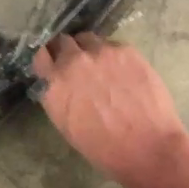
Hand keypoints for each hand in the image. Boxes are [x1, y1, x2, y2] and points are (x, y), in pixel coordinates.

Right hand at [33, 33, 188, 187]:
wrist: (147, 146)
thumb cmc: (104, 148)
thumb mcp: (67, 125)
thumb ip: (58, 96)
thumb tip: (60, 82)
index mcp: (54, 85)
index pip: (40, 55)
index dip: (48, 57)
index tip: (54, 62)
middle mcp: (73, 62)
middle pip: (63, 41)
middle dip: (68, 50)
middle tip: (79, 63)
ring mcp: (100, 52)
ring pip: (88, 39)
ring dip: (90, 49)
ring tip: (102, 65)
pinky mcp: (125, 49)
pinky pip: (112, 45)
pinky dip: (114, 55)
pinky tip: (124, 71)